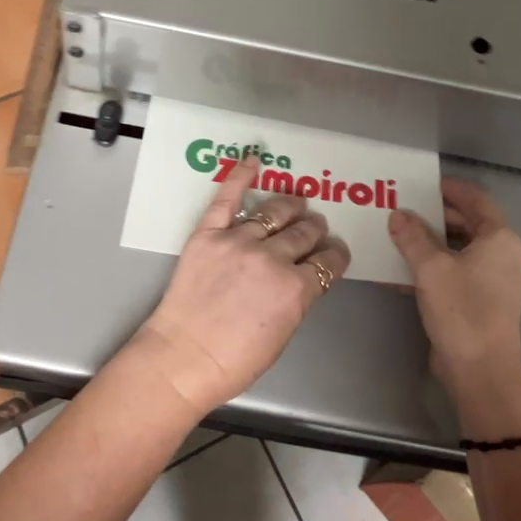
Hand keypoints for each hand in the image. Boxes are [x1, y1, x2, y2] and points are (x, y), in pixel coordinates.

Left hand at [125, 156, 351, 415]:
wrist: (184, 357)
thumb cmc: (235, 360)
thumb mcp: (283, 334)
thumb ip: (297, 299)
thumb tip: (301, 278)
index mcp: (296, 288)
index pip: (327, 261)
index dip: (335, 254)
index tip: (336, 250)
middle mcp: (272, 257)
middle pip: (304, 232)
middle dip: (315, 228)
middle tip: (316, 225)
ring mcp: (238, 241)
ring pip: (274, 212)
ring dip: (290, 206)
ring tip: (297, 201)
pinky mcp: (208, 233)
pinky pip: (228, 197)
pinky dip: (240, 175)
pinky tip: (253, 160)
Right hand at [389, 179, 520, 432]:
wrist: (480, 371)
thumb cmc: (462, 309)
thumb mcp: (431, 267)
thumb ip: (412, 236)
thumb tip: (398, 215)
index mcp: (499, 238)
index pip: (475, 199)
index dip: (449, 188)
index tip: (421, 183)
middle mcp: (502, 254)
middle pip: (467, 222)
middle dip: (433, 215)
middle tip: (401, 208)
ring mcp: (493, 279)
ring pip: (458, 248)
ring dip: (429, 241)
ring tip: (396, 235)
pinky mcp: (480, 300)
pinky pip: (455, 271)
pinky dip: (432, 265)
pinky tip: (402, 270)